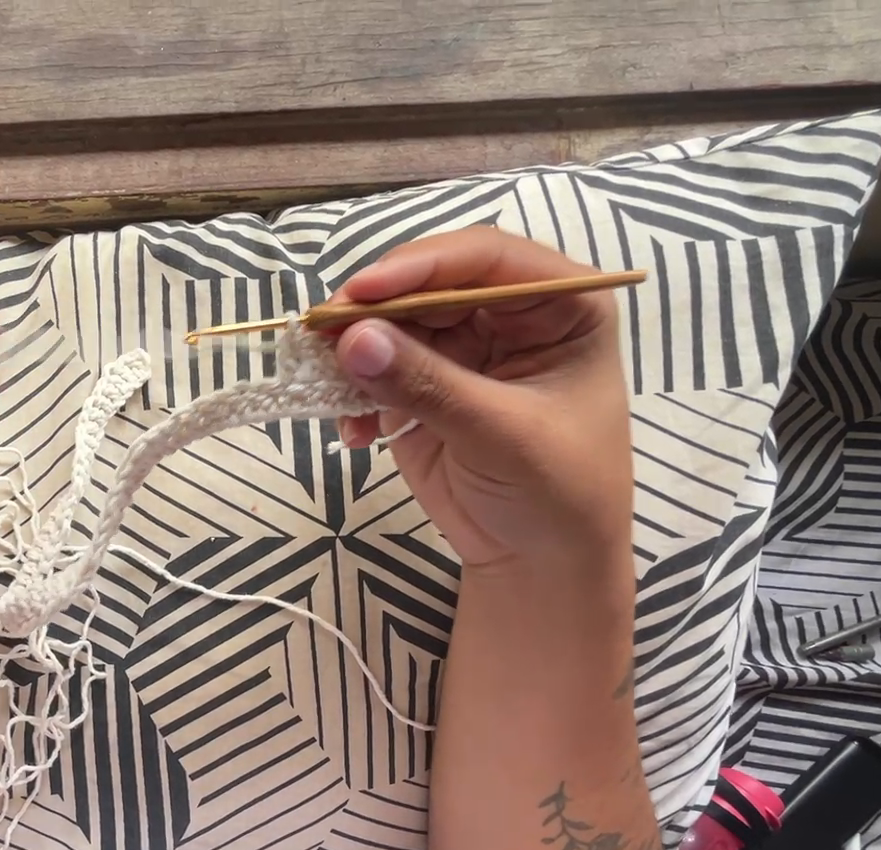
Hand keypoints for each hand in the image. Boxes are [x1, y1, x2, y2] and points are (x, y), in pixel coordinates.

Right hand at [332, 227, 632, 572]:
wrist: (534, 558)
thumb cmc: (554, 492)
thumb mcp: (498, 433)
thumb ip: (426, 384)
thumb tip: (351, 339)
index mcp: (559, 305)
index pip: (486, 260)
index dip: (420, 267)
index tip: (360, 292)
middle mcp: (506, 316)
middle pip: (426, 287)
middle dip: (372, 311)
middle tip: (321, 334)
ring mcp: (459, 353)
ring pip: (392, 327)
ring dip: (354, 355)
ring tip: (323, 383)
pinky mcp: (420, 389)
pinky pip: (374, 373)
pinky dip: (353, 396)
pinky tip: (353, 432)